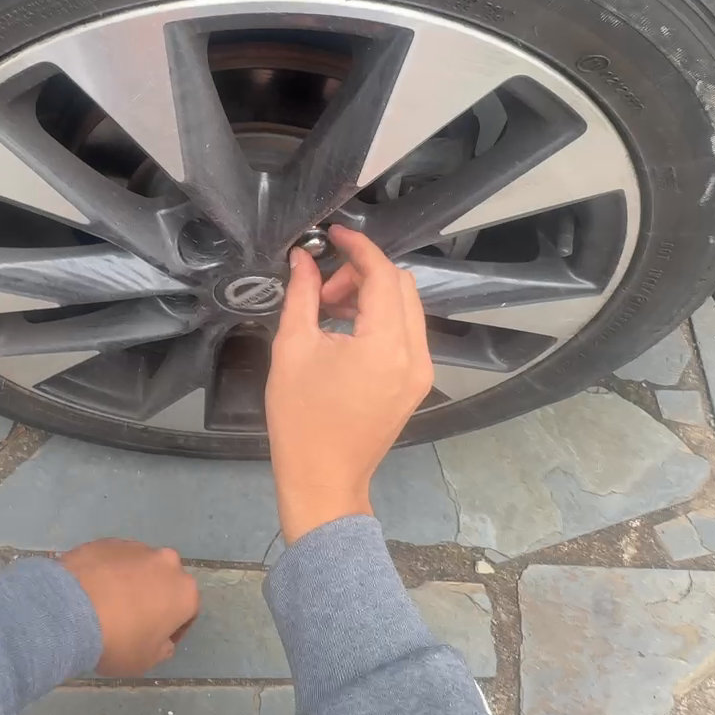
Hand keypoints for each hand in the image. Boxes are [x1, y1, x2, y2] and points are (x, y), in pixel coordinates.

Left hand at [58, 539, 199, 675]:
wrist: (73, 608)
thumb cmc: (118, 640)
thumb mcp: (146, 661)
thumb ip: (162, 648)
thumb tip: (162, 639)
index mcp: (184, 591)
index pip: (188, 611)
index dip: (173, 629)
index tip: (155, 641)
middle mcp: (167, 562)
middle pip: (165, 582)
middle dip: (154, 598)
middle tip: (132, 621)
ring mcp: (137, 547)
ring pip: (140, 568)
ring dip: (131, 583)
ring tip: (106, 605)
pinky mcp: (109, 541)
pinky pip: (115, 560)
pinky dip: (109, 572)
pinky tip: (91, 591)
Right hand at [266, 226, 433, 542]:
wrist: (323, 479)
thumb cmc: (300, 416)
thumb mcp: (293, 348)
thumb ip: (302, 294)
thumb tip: (303, 258)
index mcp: (386, 344)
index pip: (383, 275)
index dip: (358, 247)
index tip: (332, 235)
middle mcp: (415, 354)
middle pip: (400, 285)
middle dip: (362, 274)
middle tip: (322, 290)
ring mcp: (421, 371)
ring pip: (406, 307)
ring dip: (371, 295)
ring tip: (328, 311)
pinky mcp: (416, 383)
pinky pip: (406, 331)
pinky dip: (379, 318)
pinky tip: (345, 330)